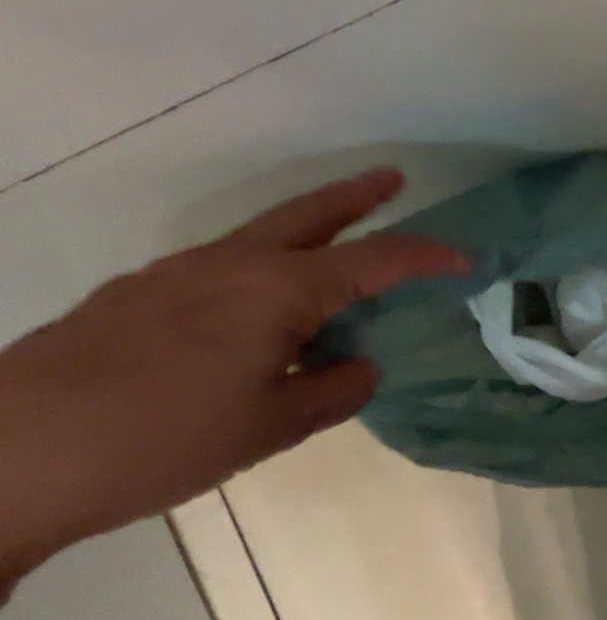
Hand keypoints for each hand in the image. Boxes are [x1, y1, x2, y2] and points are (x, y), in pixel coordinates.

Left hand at [0, 168, 467, 586]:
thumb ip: (333, 392)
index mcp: (277, 291)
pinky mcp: (127, 298)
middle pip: (310, 215)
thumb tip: (359, 367)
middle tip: (393, 178)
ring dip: (304, 229)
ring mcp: (170, 276)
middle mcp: (228, 266)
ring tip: (329, 248)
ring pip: (257, 236)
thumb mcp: (268, 429)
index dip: (429, 256)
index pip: (378, 260)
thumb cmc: (156, 441)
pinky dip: (253, 266)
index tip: (467, 261)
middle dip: (358, 196)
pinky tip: (247, 308)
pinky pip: (214, 265)